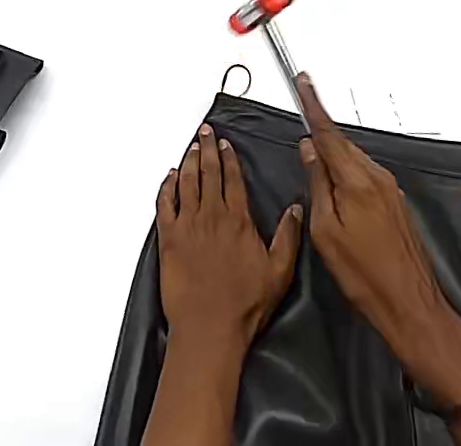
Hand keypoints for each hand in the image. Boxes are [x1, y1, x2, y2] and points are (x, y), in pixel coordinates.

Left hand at [157, 123, 302, 351]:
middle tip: (205, 132)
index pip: (232, 178)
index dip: (229, 158)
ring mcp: (188, 225)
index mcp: (237, 220)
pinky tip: (169, 177)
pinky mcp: (168, 238)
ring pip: (186, 182)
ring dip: (188, 161)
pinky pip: (165, 203)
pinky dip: (166, 187)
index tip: (225, 144)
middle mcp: (211, 215)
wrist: (209, 328)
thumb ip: (288, 237)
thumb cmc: (244, 305)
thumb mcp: (278, 271)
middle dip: (206, 148)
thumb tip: (295, 210)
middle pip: (208, 172)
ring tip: (190, 147)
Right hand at [294, 74, 460, 408]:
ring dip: (333, 155)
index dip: (313, 104)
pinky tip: (337, 187)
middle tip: (302, 121)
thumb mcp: (325, 230)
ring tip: (314, 165)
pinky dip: (346, 170)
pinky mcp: (395, 201)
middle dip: (320, 132)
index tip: (303, 81)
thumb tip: (308, 148)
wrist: (411, 306)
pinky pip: (364, 173)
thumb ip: (317, 182)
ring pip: (353, 158)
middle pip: (341, 143)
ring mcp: (389, 188)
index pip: (328, 133)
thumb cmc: (363, 275)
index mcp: (357, 181)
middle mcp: (377, 177)